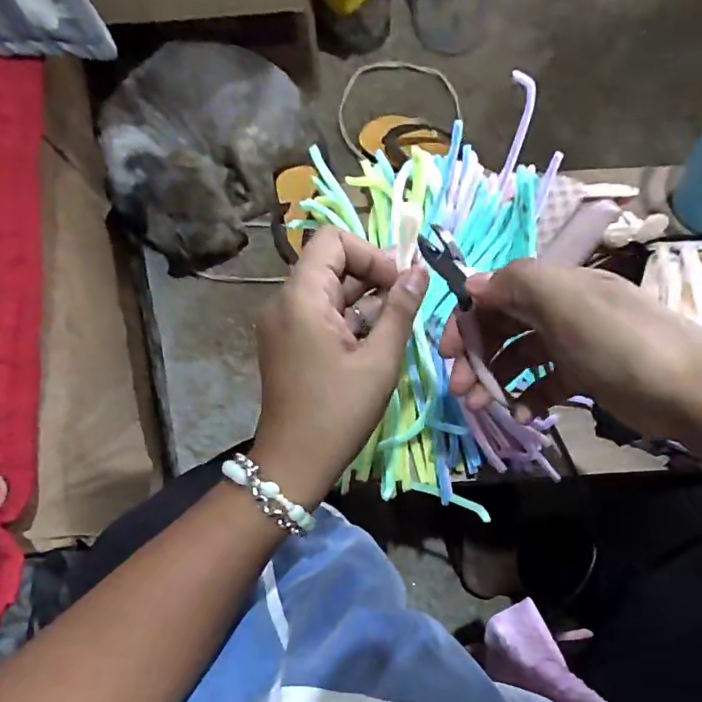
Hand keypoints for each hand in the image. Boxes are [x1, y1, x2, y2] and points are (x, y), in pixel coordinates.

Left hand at [254, 228, 427, 506]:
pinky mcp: (285, 345)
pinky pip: (319, 317)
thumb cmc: (340, 411)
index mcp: (301, 297)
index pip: (333, 240)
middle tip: (405, 310)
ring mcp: (281, 325)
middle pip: (330, 265)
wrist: (295, 462)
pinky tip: (369, 350)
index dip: (370, 254)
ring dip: (363, 305)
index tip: (398, 287)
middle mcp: (283, 302)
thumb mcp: (379, 360)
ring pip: (327, 294)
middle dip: (372, 280)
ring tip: (390, 335)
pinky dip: (347, 323)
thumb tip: (420, 271)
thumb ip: (400, 310)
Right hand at [439, 258, 701, 439]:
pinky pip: (544, 384)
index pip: (496, 293)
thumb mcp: (566, 302)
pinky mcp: (585, 378)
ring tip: (486, 409)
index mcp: (556, 285)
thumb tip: (471, 282)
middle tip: (461, 392)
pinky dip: (528, 397)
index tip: (446, 354)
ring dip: (497, 381)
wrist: (686, 390)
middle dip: (476, 356)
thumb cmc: (620, 343)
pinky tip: (523, 415)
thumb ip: (516, 284)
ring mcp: (574, 345)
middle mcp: (562, 310)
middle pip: (504, 327)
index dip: (467, 319)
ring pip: (520, 359)